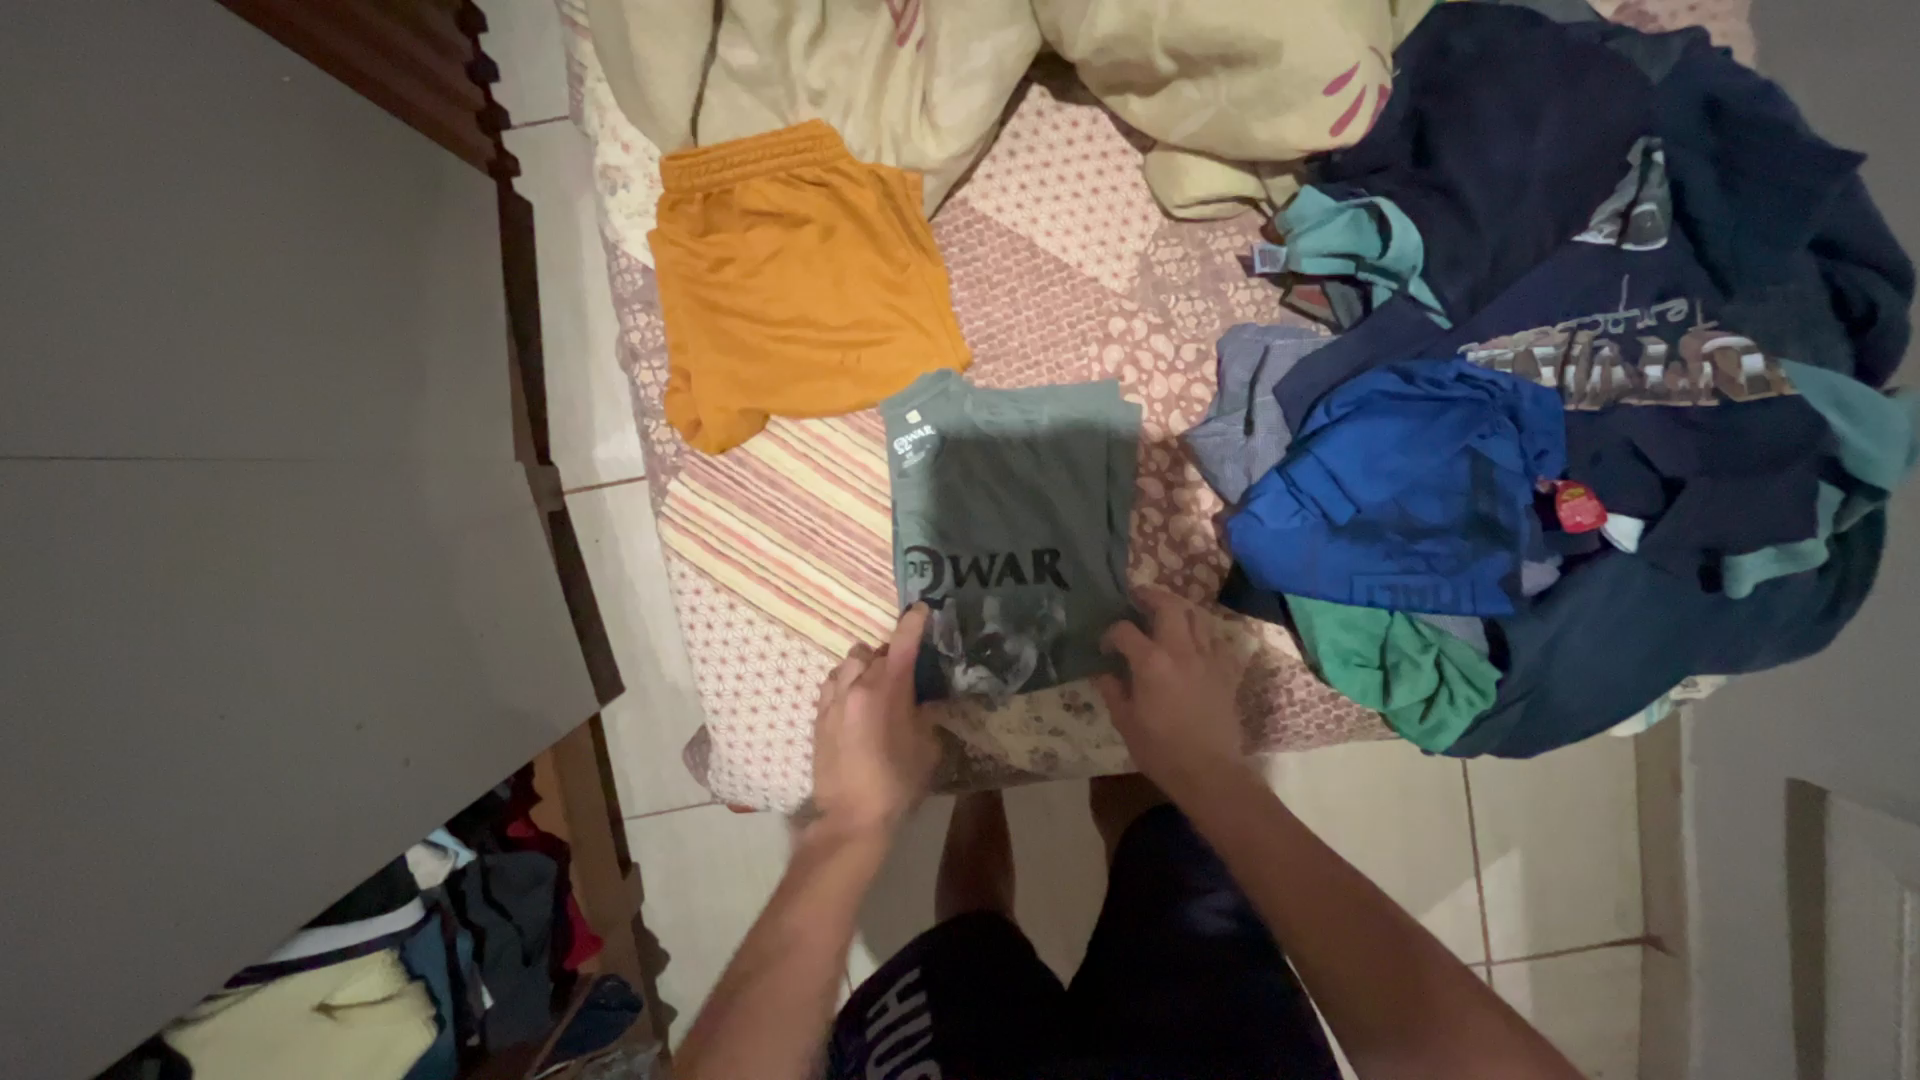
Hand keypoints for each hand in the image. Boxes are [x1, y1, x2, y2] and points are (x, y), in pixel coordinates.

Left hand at [809, 604, 937, 837]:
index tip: (921, 609)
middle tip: (904, 670)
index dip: (913, 622)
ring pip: (848, 663)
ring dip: (864, 665)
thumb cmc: (898, 783)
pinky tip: (854, 700)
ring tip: (875, 683)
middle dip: (890, 654)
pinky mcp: (819, 716)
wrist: (852, 816)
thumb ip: (924, 714)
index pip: (903, 643)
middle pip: (874, 651)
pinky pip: (832, 683)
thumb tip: (920, 700)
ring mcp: (833, 700)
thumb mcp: (926, 746)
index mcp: (887, 690)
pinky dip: (846, 682)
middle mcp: (856, 686)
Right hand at [1093, 587, 1250, 799]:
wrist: (1210, 772)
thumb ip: (1112, 691)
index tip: (1105, 647)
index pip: (1124, 630)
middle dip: (1150, 596)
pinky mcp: (1226, 671)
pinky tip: (1192, 644)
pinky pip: (1215, 640)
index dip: (1110, 634)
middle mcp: (1181, 651)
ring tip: (1165, 614)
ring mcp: (1208, 658)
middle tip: (1137, 597)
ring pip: (1196, 616)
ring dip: (1178, 609)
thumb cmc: (1161, 751)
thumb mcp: (1125, 722)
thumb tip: (1104, 673)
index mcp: (1151, 662)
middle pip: (1168, 605)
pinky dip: (1201, 633)